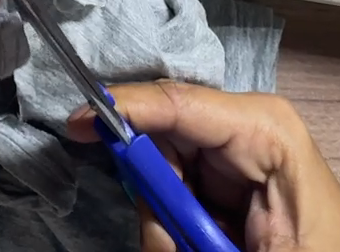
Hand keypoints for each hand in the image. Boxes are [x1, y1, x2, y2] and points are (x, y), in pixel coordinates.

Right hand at [67, 82, 339, 251]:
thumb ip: (187, 230)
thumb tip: (145, 219)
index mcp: (262, 127)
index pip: (177, 102)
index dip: (123, 109)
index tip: (77, 125)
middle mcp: (243, 127)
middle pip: (162, 135)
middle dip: (151, 189)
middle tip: (169, 241)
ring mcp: (234, 151)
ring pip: (162, 168)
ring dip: (163, 217)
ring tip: (191, 248)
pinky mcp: (227, 178)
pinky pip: (176, 190)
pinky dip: (172, 225)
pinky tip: (196, 244)